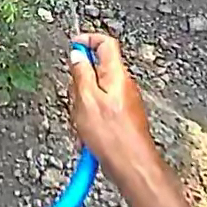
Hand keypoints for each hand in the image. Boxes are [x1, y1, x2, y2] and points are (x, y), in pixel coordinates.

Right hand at [69, 33, 158, 178]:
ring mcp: (124, 101)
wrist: (133, 167)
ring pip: (97, 89)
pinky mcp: (123, 116)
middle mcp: (123, 84)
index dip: (88, 39)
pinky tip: (88, 134)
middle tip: (75, 95)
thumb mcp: (86, 101)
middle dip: (81, 79)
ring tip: (82, 120)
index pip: (106, 42)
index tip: (73, 46)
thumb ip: (81, 74)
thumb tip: (77, 55)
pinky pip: (101, 107)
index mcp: (116, 75)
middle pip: (98, 67)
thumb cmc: (112, 137)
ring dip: (84, 101)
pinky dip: (91, 116)